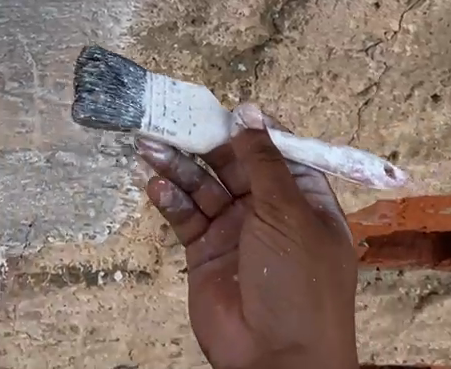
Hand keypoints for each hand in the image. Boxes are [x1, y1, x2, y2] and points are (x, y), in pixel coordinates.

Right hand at [138, 104, 359, 368]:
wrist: (275, 360)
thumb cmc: (297, 283)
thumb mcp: (287, 214)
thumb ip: (263, 161)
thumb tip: (250, 111)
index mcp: (302, 200)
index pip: (276, 151)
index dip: (250, 128)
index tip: (221, 107)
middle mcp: (268, 211)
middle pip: (231, 162)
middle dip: (202, 141)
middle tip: (169, 119)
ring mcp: (234, 230)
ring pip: (202, 185)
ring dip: (176, 165)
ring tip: (148, 148)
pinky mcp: (204, 250)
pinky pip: (184, 214)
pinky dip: (169, 197)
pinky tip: (155, 186)